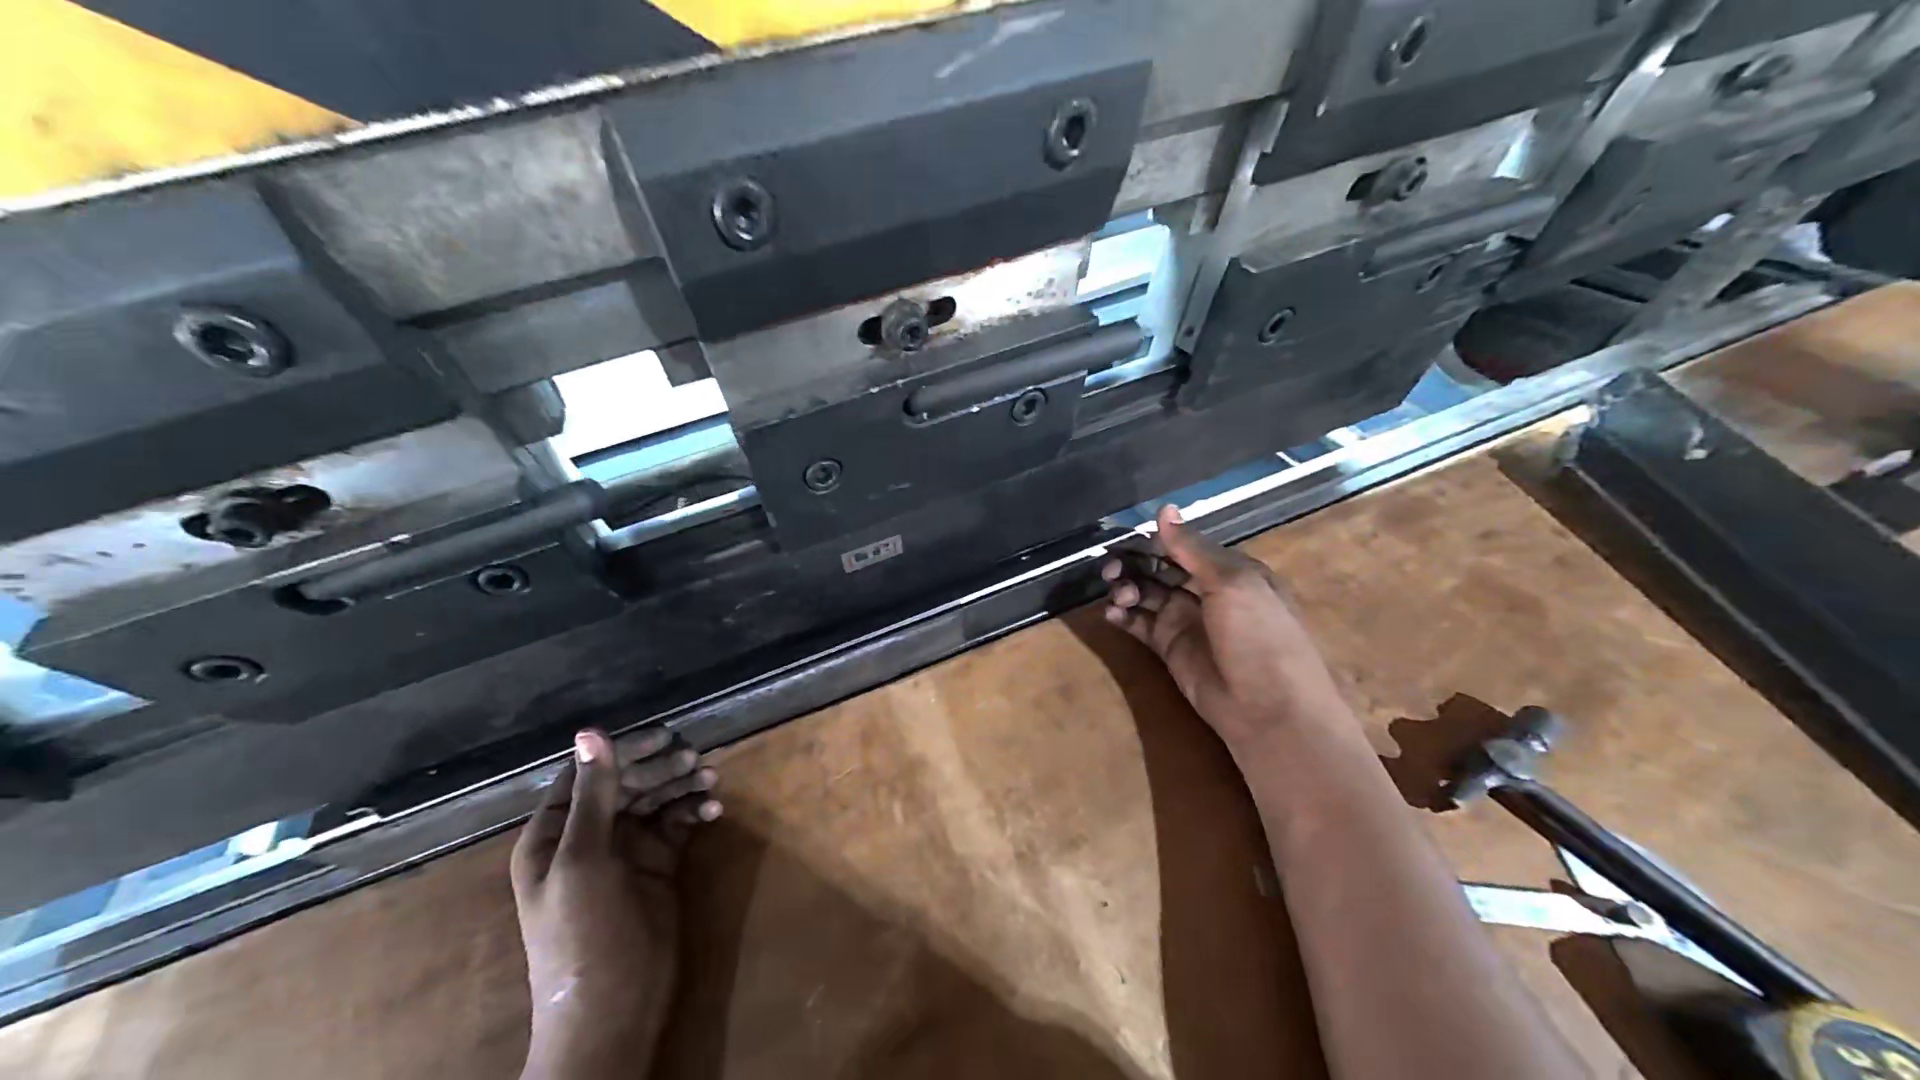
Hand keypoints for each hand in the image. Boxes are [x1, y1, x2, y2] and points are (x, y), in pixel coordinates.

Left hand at [510, 728, 721, 1079]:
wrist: (613, 1009)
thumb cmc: (582, 934)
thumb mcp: (582, 860)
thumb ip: (593, 796)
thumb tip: (590, 732)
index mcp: (555, 834)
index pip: (589, 774)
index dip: (623, 751)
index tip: (665, 737)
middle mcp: (590, 836)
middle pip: (627, 783)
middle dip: (661, 769)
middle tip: (695, 760)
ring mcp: (626, 852)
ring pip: (657, 801)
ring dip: (683, 787)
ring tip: (712, 780)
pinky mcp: (658, 866)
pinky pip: (678, 825)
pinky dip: (695, 814)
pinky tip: (714, 812)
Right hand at [1102, 505, 1359, 754]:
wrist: (1268, 708)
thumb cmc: (1258, 636)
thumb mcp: (1232, 582)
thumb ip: (1192, 548)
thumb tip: (1164, 510)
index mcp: (1229, 570)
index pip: (1183, 545)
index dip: (1154, 541)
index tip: (1126, 541)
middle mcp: (1206, 591)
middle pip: (1160, 568)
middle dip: (1134, 564)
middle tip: (1110, 570)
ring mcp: (1187, 621)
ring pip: (1147, 594)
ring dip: (1127, 589)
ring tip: (1118, 596)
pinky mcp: (1170, 648)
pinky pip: (1140, 625)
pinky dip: (1124, 617)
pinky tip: (1112, 614)